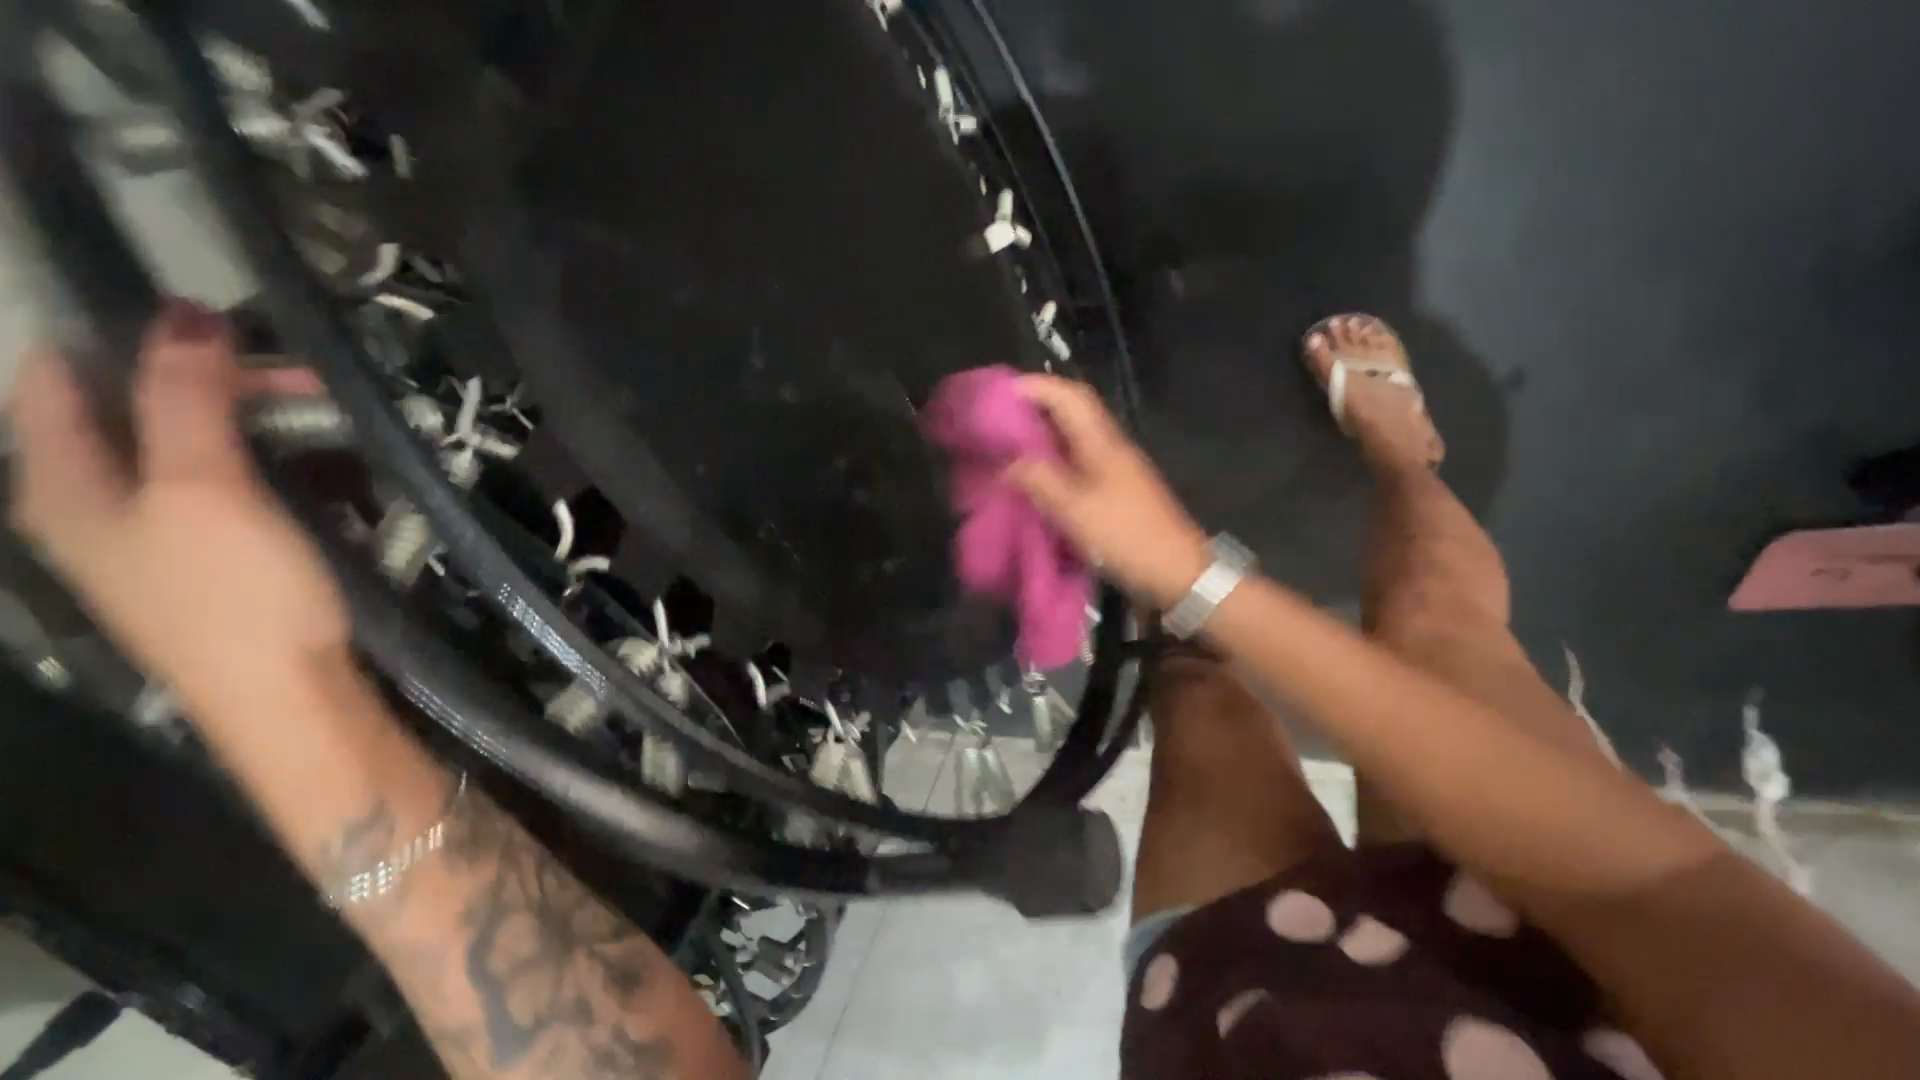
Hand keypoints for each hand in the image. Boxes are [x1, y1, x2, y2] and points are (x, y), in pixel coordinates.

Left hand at [9, 303, 347, 712]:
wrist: (286, 699)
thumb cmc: (234, 593)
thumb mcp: (204, 487)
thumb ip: (184, 398)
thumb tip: (185, 310)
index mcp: (60, 481)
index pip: (62, 374)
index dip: (130, 336)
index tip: (224, 327)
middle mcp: (90, 504)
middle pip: (135, 409)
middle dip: (215, 383)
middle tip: (306, 381)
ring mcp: (150, 538)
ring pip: (188, 449)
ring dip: (252, 424)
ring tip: (325, 422)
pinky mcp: (205, 563)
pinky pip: (222, 488)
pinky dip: (263, 466)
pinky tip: (314, 471)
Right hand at [1007, 374, 1211, 607]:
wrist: (1178, 573)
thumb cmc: (1126, 536)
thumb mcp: (1075, 510)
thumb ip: (1039, 480)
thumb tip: (1008, 460)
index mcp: (1102, 442)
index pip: (1069, 396)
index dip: (1035, 387)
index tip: (998, 394)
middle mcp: (1110, 446)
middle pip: (1071, 412)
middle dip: (1033, 409)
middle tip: (994, 420)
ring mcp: (1115, 468)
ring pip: (1073, 438)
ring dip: (1041, 435)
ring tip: (1006, 446)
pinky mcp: (1115, 490)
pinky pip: (1078, 462)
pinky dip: (1053, 461)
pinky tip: (1034, 477)